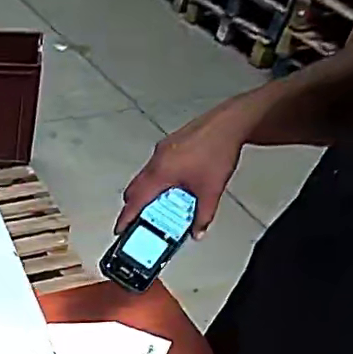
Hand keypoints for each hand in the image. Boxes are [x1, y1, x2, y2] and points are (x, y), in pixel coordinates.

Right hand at [114, 97, 257, 237]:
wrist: (232, 121)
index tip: (120, 230)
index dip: (126, 218)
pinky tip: (174, 186)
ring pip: (144, 177)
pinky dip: (157, 180)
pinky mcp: (170, 144)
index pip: (135, 201)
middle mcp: (157, 160)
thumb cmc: (219, 148)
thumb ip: (203, 216)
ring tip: (161, 205)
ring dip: (147, 193)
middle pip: (134, 189)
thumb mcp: (211, 191)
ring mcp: (163, 150)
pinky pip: (155, 167)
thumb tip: (197, 231)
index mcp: (161, 172)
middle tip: (140, 221)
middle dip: (134, 207)